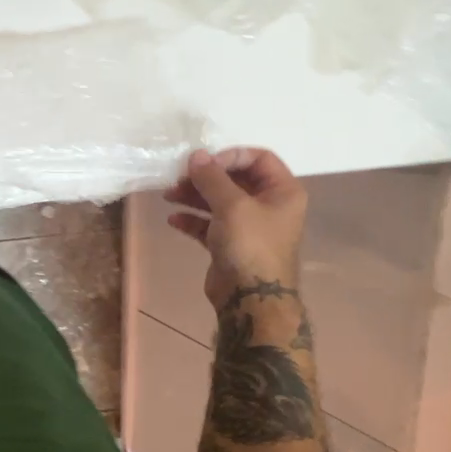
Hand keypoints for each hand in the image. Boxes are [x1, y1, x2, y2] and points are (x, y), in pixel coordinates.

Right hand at [166, 148, 306, 310]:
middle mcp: (268, 205)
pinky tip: (173, 220)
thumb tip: (195, 155)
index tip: (202, 163)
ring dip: (193, 196)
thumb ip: (212, 178)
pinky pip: (208, 224)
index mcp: (282, 191)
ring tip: (168, 196)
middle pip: (234, 180)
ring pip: (218, 201)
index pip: (258, 158)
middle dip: (205, 178)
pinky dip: (191, 219)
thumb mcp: (232, 206)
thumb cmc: (250, 245)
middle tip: (178, 179)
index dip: (229, 156)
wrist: (250, 296)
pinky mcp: (229, 243)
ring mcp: (248, 226)